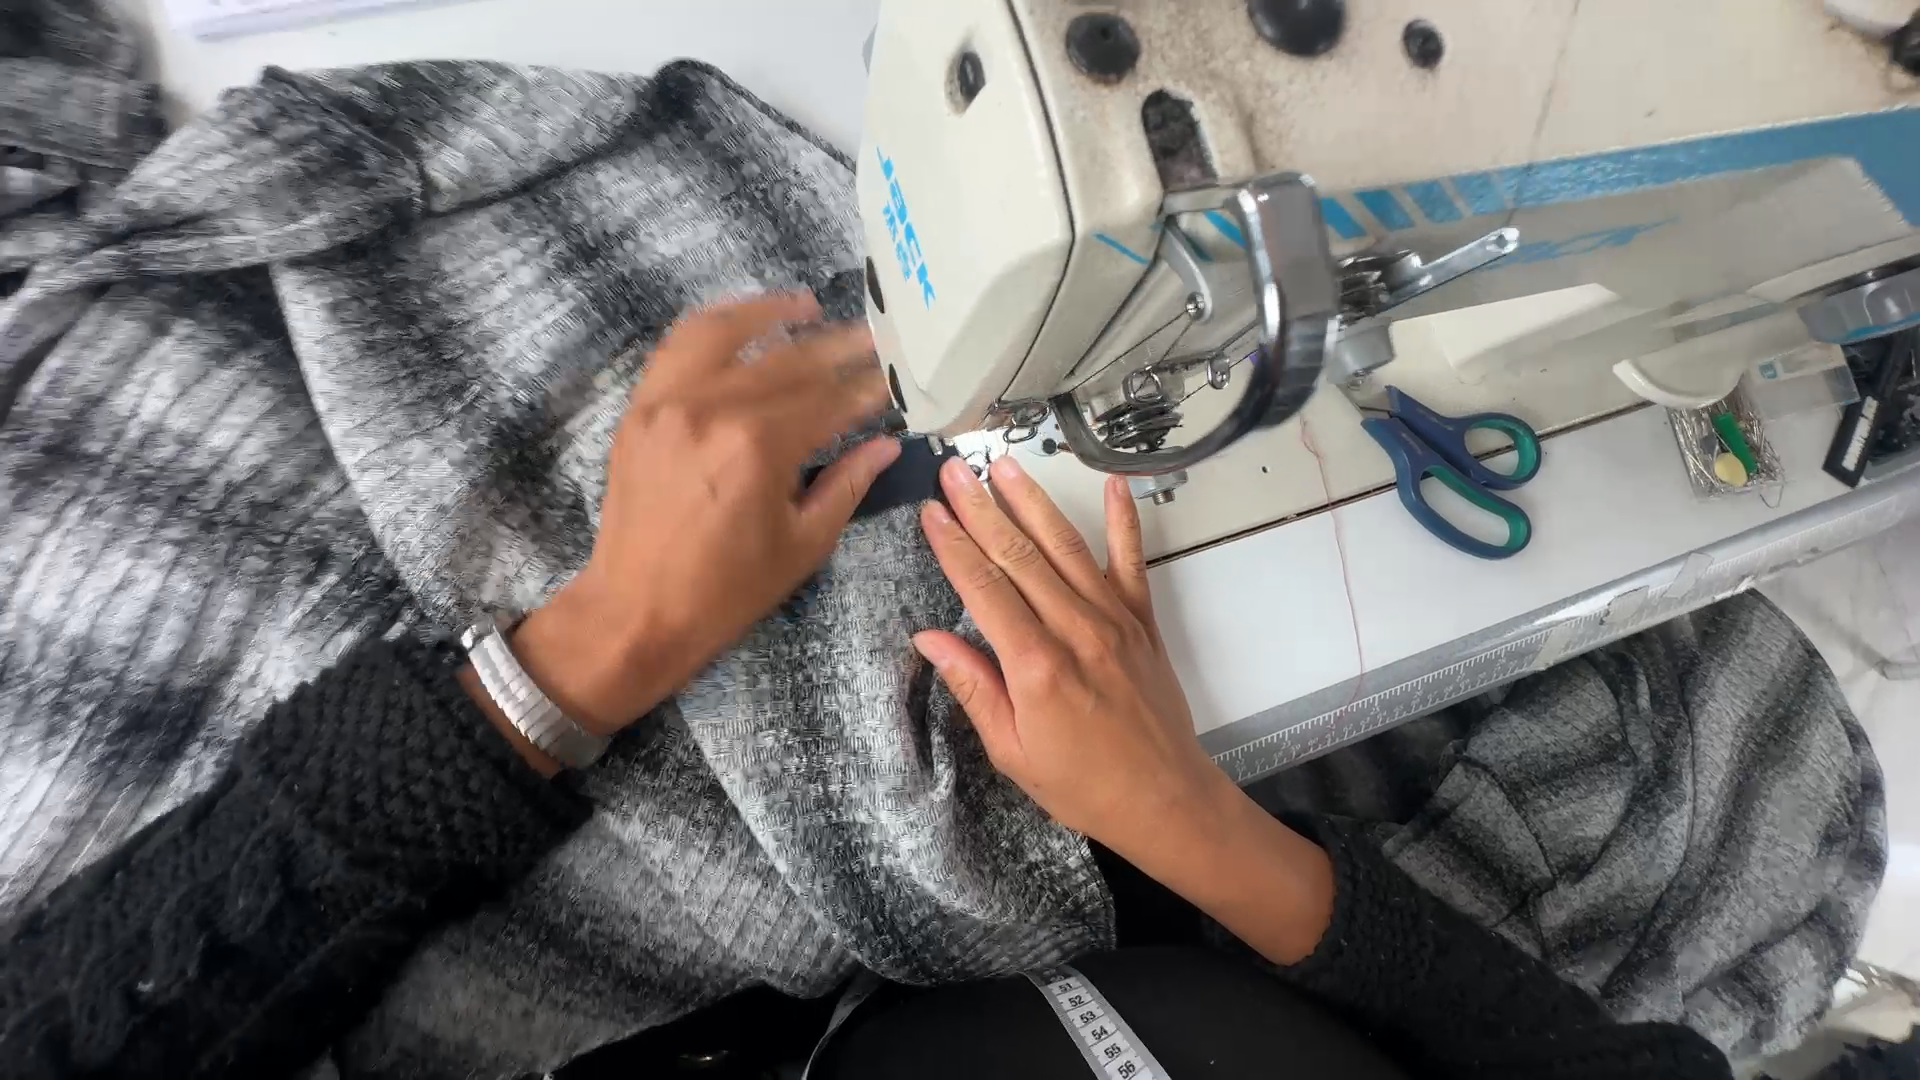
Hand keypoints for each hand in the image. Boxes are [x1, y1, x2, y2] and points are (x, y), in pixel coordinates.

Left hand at [476, 293, 898, 770]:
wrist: (636, 611)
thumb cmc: (730, 589)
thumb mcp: (804, 543)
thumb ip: (848, 484)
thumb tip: (887, 445)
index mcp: (760, 447)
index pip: (829, 401)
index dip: (868, 390)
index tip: (895, 380)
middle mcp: (712, 408)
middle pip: (789, 360)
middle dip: (838, 347)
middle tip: (874, 337)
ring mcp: (668, 401)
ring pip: (727, 334)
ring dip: (773, 313)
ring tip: (809, 305)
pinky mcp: (640, 407)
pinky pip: (678, 347)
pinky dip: (715, 326)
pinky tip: (743, 323)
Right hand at [911, 455, 1226, 859]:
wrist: (1166, 800)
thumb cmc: (1082, 785)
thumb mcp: (1012, 750)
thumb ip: (973, 687)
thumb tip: (929, 639)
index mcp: (1035, 664)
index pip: (983, 588)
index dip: (953, 545)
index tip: (931, 511)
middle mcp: (1074, 629)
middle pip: (1018, 555)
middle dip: (981, 508)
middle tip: (955, 469)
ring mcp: (1113, 618)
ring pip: (1065, 546)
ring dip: (1032, 501)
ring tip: (1005, 465)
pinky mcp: (1142, 620)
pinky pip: (1131, 560)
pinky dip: (1124, 520)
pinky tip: (1114, 484)